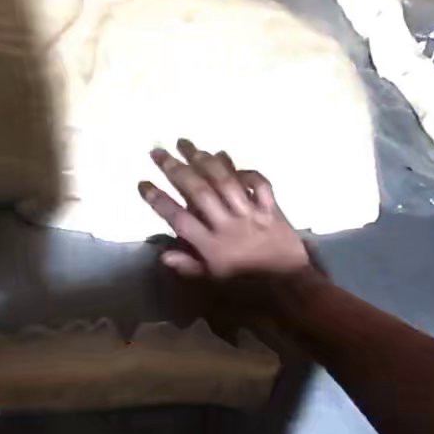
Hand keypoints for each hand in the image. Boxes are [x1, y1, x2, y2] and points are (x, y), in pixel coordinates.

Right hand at [139, 139, 315, 288]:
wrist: (290, 287)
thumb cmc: (248, 288)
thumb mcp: (215, 283)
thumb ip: (190, 266)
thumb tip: (163, 254)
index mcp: (211, 246)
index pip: (179, 218)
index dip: (159, 200)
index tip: (143, 183)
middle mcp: (227, 225)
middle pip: (198, 192)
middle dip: (176, 169)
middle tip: (158, 151)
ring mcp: (251, 214)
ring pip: (225, 181)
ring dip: (205, 160)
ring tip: (187, 145)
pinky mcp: (272, 209)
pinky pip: (259, 184)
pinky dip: (245, 171)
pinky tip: (230, 162)